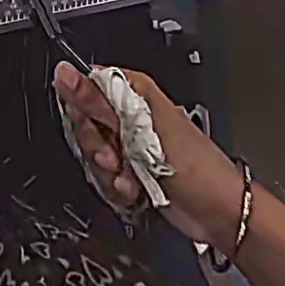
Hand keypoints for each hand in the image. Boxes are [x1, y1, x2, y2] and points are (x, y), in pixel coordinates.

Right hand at [54, 63, 248, 250]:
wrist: (220, 213)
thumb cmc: (193, 164)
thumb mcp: (138, 127)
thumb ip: (96, 100)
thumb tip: (64, 72)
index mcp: (132, 91)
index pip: (83, 89)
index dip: (82, 112)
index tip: (97, 129)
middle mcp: (128, 115)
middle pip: (84, 126)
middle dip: (97, 150)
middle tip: (116, 157)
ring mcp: (129, 144)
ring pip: (91, 156)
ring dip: (108, 175)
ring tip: (131, 179)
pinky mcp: (130, 170)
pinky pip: (103, 179)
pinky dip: (116, 190)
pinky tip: (135, 192)